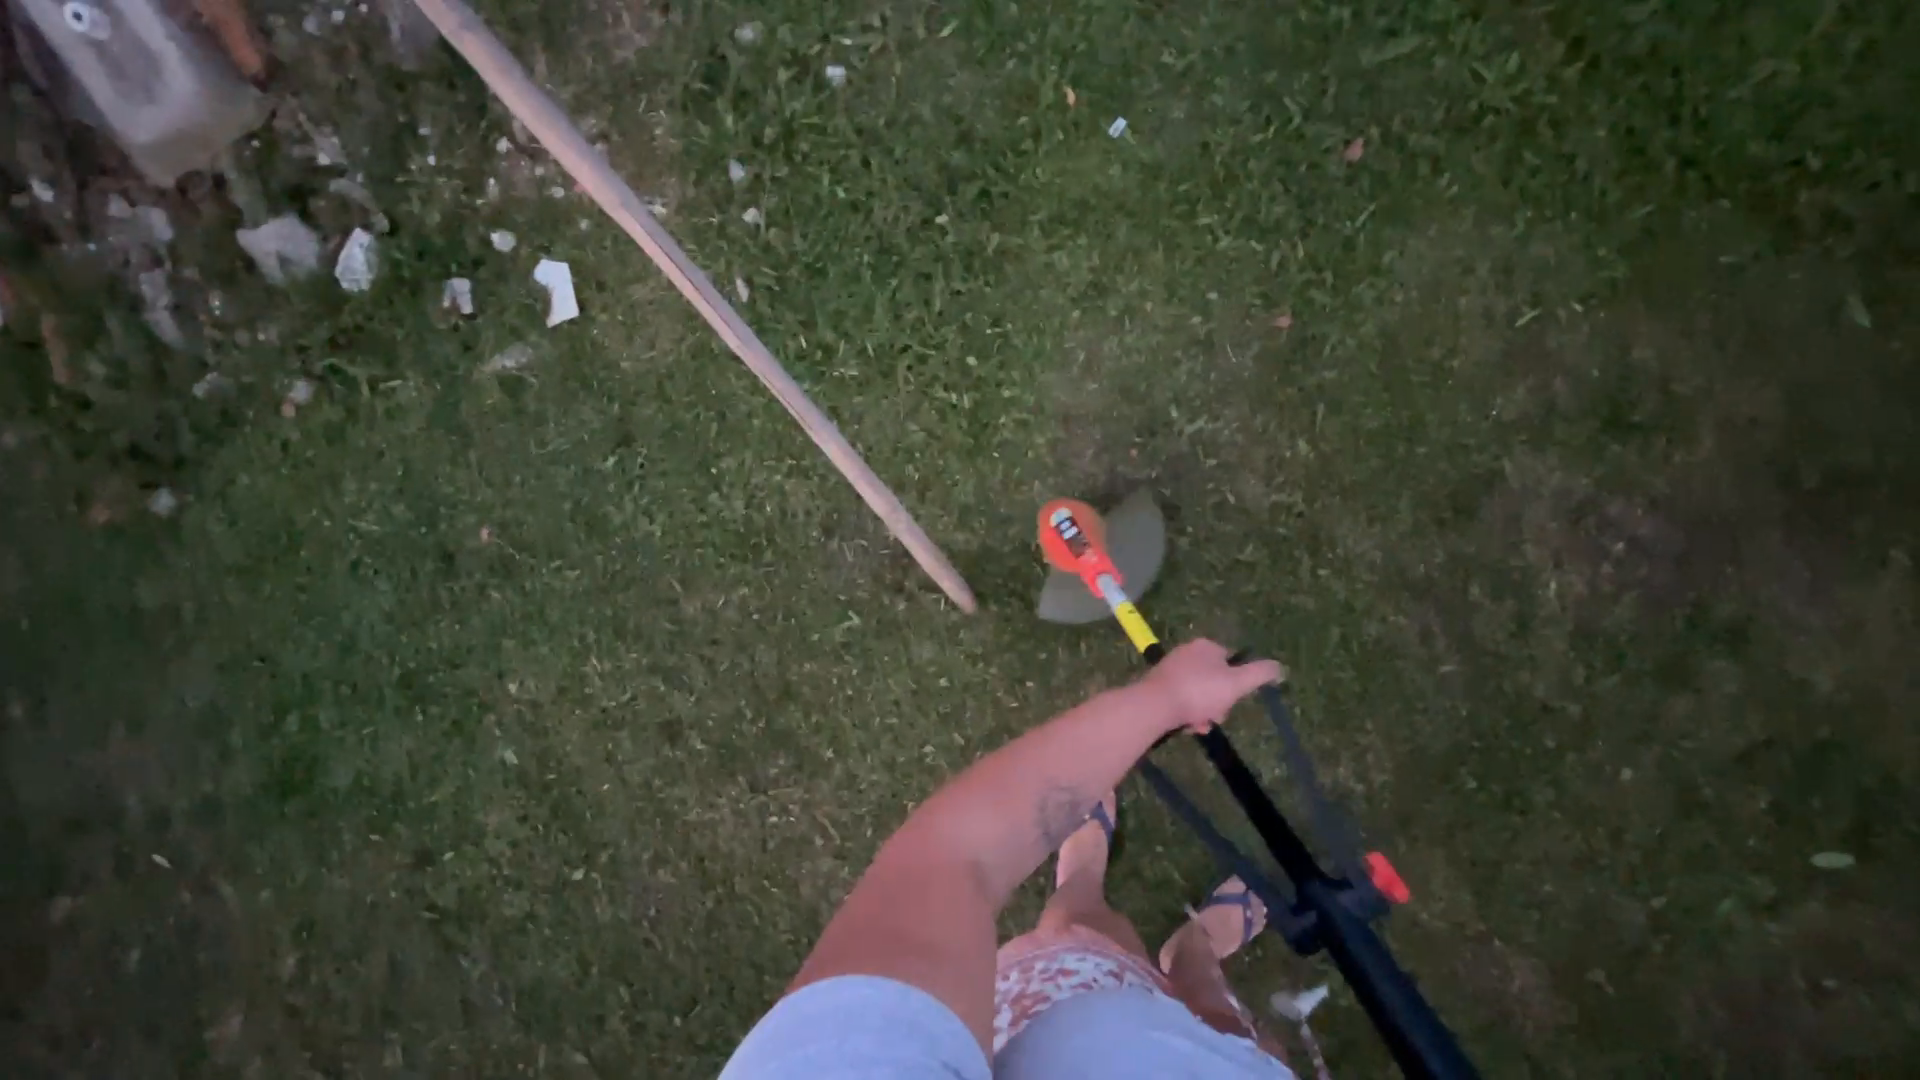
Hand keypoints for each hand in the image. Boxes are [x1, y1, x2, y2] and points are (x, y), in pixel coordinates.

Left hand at [1141, 639, 1284, 733]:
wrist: (1155, 705)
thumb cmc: (1199, 691)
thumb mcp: (1237, 683)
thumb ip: (1260, 673)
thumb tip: (1280, 667)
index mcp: (1205, 646)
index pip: (1231, 662)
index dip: (1237, 683)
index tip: (1234, 699)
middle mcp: (1186, 652)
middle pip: (1215, 681)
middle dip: (1218, 702)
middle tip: (1215, 716)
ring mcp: (1170, 669)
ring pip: (1198, 694)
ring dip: (1203, 712)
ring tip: (1198, 724)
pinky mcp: (1158, 686)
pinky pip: (1181, 700)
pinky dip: (1186, 714)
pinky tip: (1186, 725)